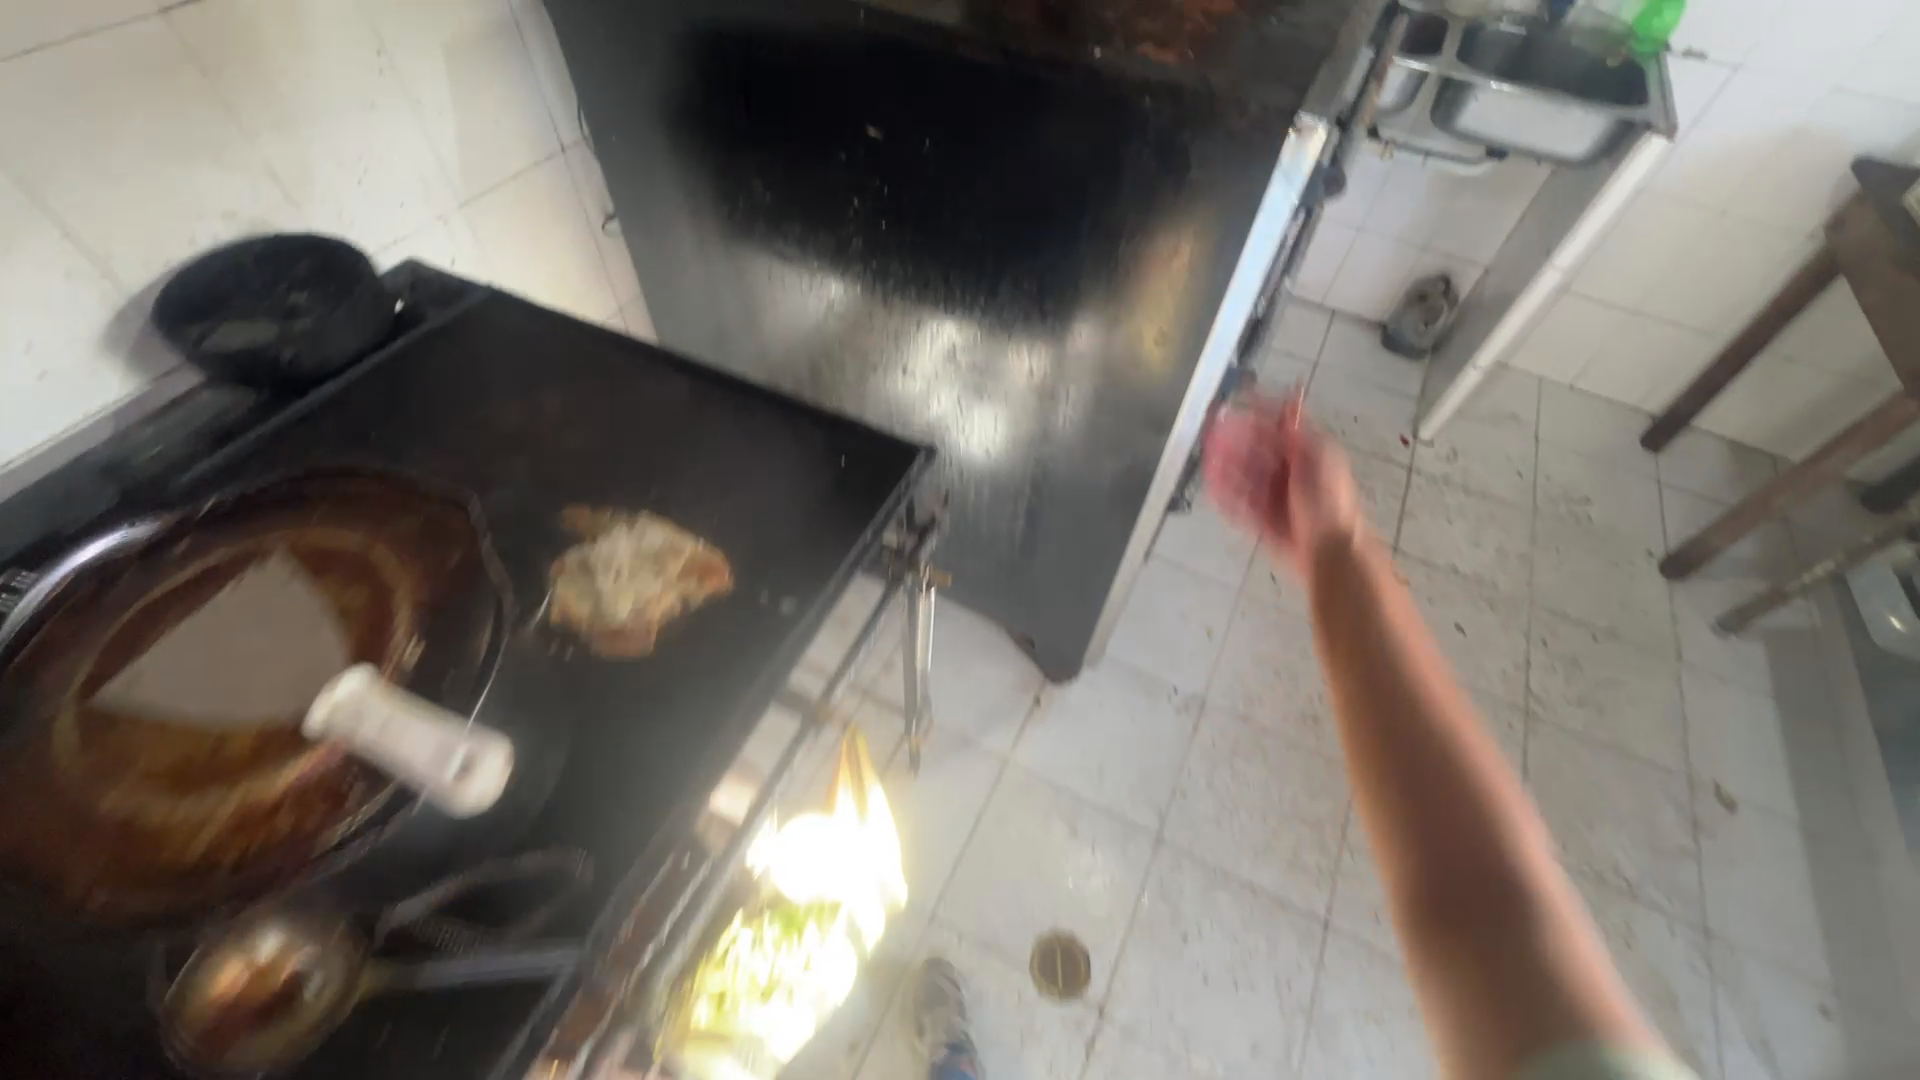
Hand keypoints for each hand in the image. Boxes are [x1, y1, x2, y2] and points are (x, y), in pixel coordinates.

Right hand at [1202, 390, 1363, 577]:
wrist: (1329, 550)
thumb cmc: (1328, 502)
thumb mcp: (1319, 457)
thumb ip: (1300, 430)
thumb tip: (1292, 398)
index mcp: (1304, 453)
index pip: (1274, 427)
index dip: (1253, 414)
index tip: (1230, 404)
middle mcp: (1287, 472)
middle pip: (1253, 451)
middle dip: (1232, 442)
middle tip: (1210, 433)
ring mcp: (1272, 495)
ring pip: (1242, 475)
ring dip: (1224, 466)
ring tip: (1207, 459)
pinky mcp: (1261, 516)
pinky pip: (1238, 502)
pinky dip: (1225, 493)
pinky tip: (1212, 485)